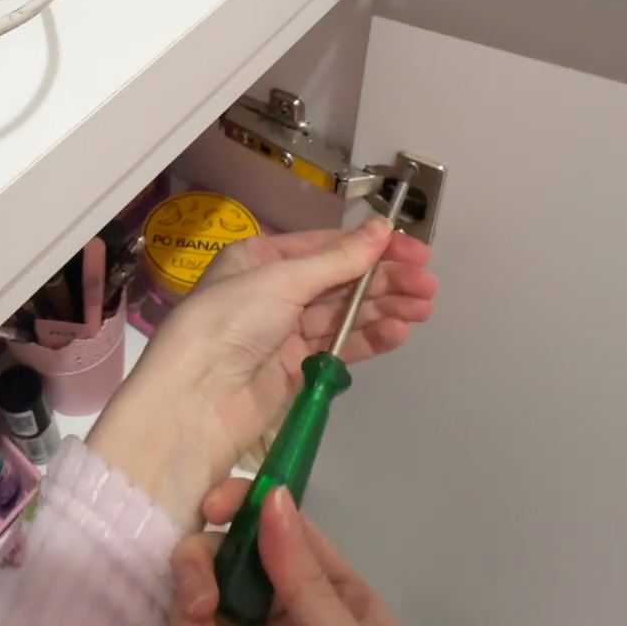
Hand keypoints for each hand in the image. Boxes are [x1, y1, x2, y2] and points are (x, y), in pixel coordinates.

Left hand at [88, 220, 434, 526]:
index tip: (414, 251)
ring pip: (342, 312)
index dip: (369, 247)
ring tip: (422, 307)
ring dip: (382, 307)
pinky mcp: (295, 368)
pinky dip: (368, 337)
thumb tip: (380, 228)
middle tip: (428, 285)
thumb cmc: (230, 321)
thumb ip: (335, 260)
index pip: (323, 246)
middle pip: (337, 279)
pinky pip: (338, 346)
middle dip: (382, 279)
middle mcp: (269, 290)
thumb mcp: (281, 279)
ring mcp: (282, 330)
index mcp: (257, 258)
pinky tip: (398, 331)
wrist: (198, 397)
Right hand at [170, 480, 397, 625]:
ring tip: (192, 623)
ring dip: (186, 599)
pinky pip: (187, 617)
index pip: (275, 519)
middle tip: (195, 603)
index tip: (210, 509)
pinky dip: (179, 618)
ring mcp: (244, 623)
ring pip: (197, 587)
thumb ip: (305, 575)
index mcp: (326, 585)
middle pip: (225, 549)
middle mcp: (280, 600)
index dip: (239, 502)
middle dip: (200, 563)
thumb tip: (273, 492)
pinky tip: (185, 625)